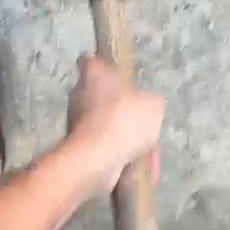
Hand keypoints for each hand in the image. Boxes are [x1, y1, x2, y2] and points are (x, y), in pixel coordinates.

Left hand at [64, 55, 163, 195]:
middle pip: (104, 97)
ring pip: (108, 126)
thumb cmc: (124, 120)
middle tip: (145, 126)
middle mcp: (80, 93)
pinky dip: (121, 158)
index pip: (93, 60)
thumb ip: (149, 99)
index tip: (121, 76)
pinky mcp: (78, 145)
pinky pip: (105, 148)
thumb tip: (146, 103)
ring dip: (127, 140)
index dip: (106, 66)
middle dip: (125, 113)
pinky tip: (140, 170)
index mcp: (94, 73)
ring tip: (148, 156)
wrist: (97, 158)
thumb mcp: (152, 105)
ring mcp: (76, 120)